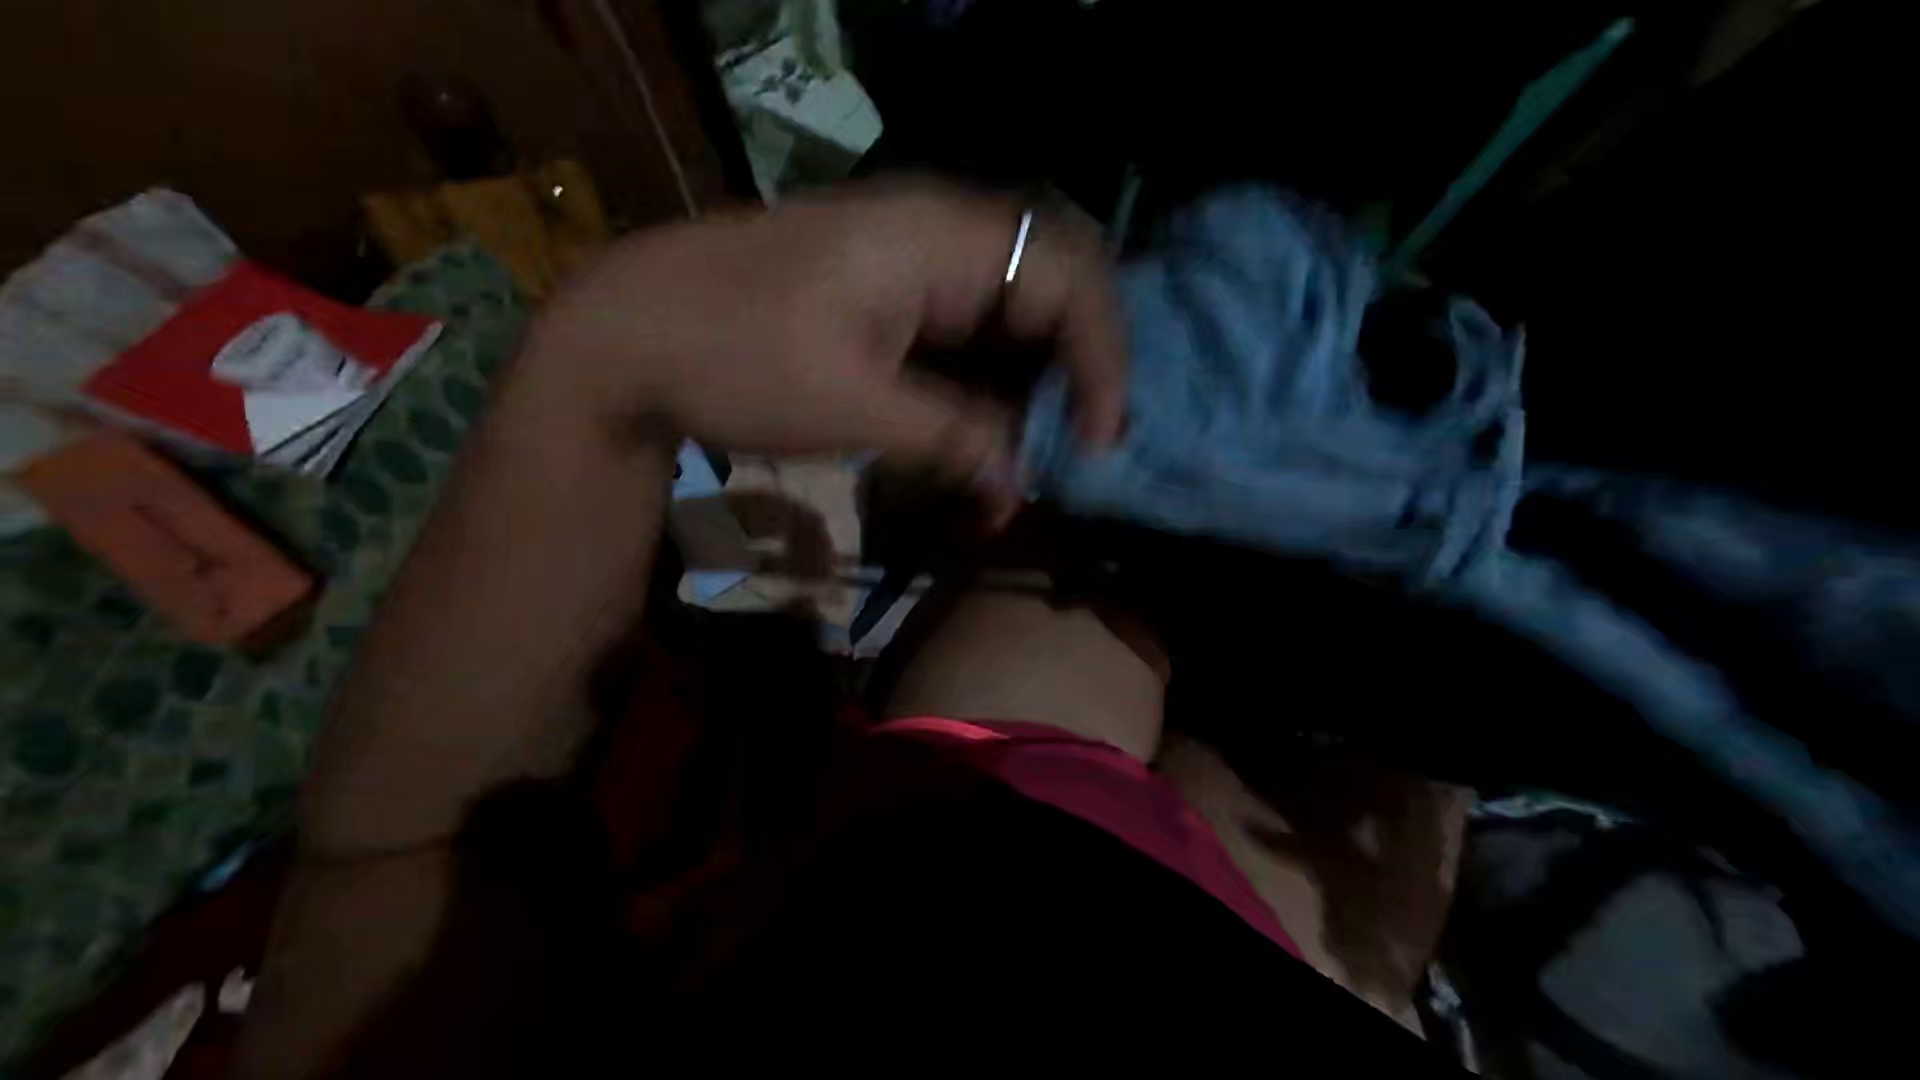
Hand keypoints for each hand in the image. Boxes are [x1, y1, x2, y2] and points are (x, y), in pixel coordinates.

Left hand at [518, 178, 1126, 477]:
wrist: (627, 334)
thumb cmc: (737, 360)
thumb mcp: (854, 408)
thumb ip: (952, 440)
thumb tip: (1018, 485)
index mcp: (939, 240)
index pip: (1067, 279)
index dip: (1101, 360)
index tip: (1100, 441)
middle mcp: (940, 236)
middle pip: (1051, 290)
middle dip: (1074, 374)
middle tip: (1072, 452)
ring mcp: (912, 264)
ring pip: (1011, 317)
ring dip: (1029, 389)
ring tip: (1029, 460)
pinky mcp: (887, 297)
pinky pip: (966, 335)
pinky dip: (985, 389)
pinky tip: (982, 440)